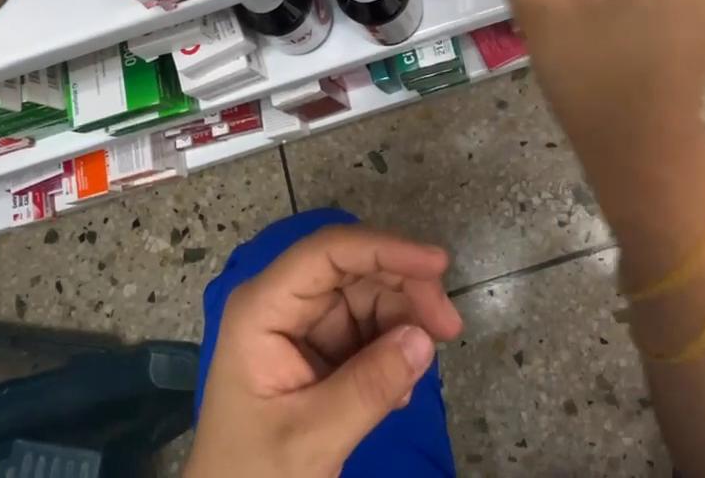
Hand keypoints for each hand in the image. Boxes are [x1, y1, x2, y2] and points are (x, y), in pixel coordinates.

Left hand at [185, 225, 464, 477]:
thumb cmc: (254, 473)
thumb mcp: (311, 437)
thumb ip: (368, 387)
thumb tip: (424, 338)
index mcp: (263, 307)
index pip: (328, 253)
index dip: (384, 248)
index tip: (437, 264)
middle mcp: (283, 302)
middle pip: (355, 269)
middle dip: (406, 288)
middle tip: (450, 327)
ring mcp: (302, 323)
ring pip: (368, 295)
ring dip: (404, 322)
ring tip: (418, 373)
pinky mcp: (320, 347)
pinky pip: (368, 328)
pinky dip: (393, 349)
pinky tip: (400, 390)